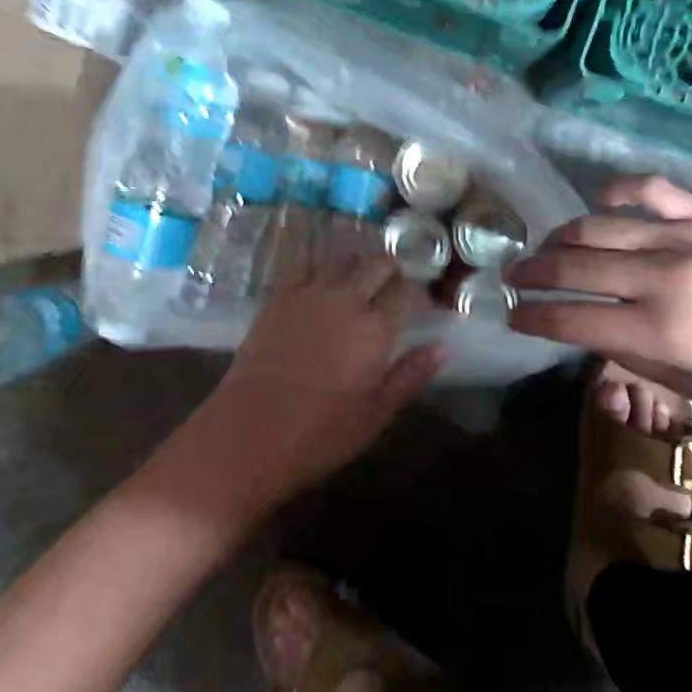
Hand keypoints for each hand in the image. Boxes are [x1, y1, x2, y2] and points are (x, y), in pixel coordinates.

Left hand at [194, 251, 445, 495]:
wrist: (249, 433)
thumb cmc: (320, 434)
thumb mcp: (377, 413)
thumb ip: (411, 374)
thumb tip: (442, 346)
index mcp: (375, 329)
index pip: (409, 292)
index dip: (422, 296)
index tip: (423, 309)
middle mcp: (344, 300)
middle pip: (378, 264)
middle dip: (394, 272)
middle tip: (396, 292)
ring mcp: (307, 294)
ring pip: (342, 257)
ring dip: (359, 263)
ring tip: (361, 283)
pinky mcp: (277, 298)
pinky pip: (304, 265)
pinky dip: (321, 267)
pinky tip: (322, 283)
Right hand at [506, 176, 691, 410]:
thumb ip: (637, 356)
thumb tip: (592, 330)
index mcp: (662, 330)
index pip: (570, 319)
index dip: (530, 318)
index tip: (511, 316)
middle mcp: (662, 276)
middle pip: (571, 266)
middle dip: (530, 274)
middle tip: (513, 278)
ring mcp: (684, 237)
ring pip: (595, 225)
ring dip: (558, 238)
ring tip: (545, 249)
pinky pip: (647, 190)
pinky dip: (615, 192)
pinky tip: (601, 203)